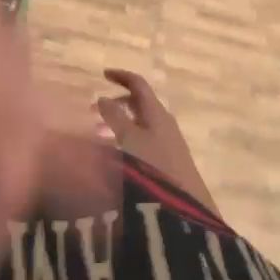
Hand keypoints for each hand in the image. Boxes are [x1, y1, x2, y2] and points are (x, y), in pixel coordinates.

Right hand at [95, 69, 219, 216]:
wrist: (184, 205)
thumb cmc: (153, 164)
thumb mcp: (128, 138)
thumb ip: (114, 116)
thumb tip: (103, 97)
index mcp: (156, 111)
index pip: (139, 84)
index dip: (121, 76)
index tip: (103, 74)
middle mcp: (164, 122)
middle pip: (140, 102)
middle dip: (117, 102)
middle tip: (96, 110)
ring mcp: (168, 140)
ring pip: (141, 122)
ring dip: (121, 122)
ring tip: (101, 134)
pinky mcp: (169, 159)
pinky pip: (144, 137)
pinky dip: (128, 136)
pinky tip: (118, 153)